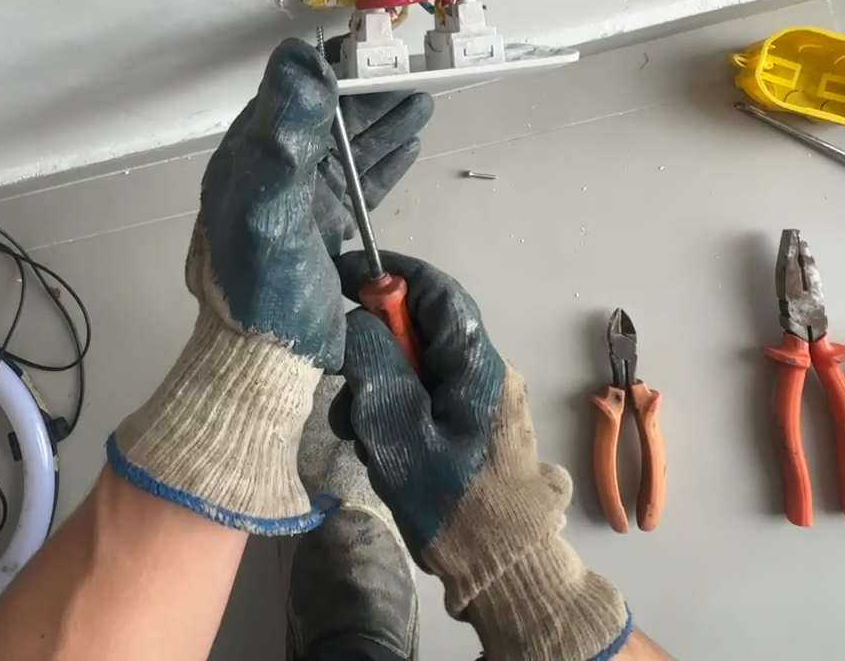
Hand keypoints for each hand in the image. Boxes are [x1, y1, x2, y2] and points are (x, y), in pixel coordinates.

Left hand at [110, 40, 429, 534]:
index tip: (369, 45)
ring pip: (352, 146)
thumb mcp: (266, 205)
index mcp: (255, 153)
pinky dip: (388, 159)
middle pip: (332, 115)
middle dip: (371, 90)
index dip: (333, 66)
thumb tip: (301, 58)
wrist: (263, 355)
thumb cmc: (260, 282)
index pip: (297, 92)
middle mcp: (280, 167)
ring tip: (421, 96)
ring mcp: (306, 196)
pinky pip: (364, 181)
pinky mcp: (328, 223)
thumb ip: (282, 134)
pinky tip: (410, 143)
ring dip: (385, 121)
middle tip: (413, 68)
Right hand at [337, 251, 630, 660]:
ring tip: (354, 429)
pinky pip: (421, 395)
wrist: (503, 571)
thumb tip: (357, 319)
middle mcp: (481, 370)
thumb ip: (374, 364)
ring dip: (376, 386)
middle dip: (373, 347)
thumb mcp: (398, 431)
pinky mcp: (467, 424)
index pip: (435, 290)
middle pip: (418, 329)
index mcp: (476, 362)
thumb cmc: (453, 500)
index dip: (390, 272)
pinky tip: (374, 446)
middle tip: (340, 377)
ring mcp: (475, 398)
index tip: (344, 274)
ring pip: (413, 365)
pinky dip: (391, 410)